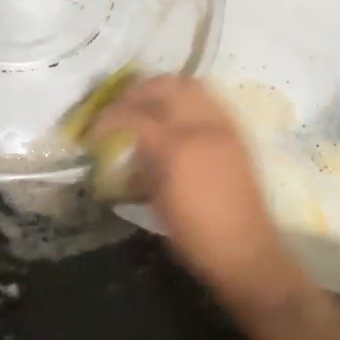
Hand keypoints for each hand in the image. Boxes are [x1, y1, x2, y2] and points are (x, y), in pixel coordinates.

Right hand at [91, 76, 284, 289]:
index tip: (93, 129)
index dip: (106, 118)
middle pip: (164, 86)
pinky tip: (175, 119)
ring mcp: (224, 127)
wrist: (246, 253)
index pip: (132, 116)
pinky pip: (209, 101)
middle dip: (136, 92)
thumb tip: (126, 149)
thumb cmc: (194, 237)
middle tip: (121, 108)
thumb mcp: (156, 202)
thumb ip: (141, 166)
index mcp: (175, 149)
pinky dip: (187, 100)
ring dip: (164, 90)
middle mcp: (201, 128)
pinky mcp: (237, 134)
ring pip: (191, 85)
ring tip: (147, 106)